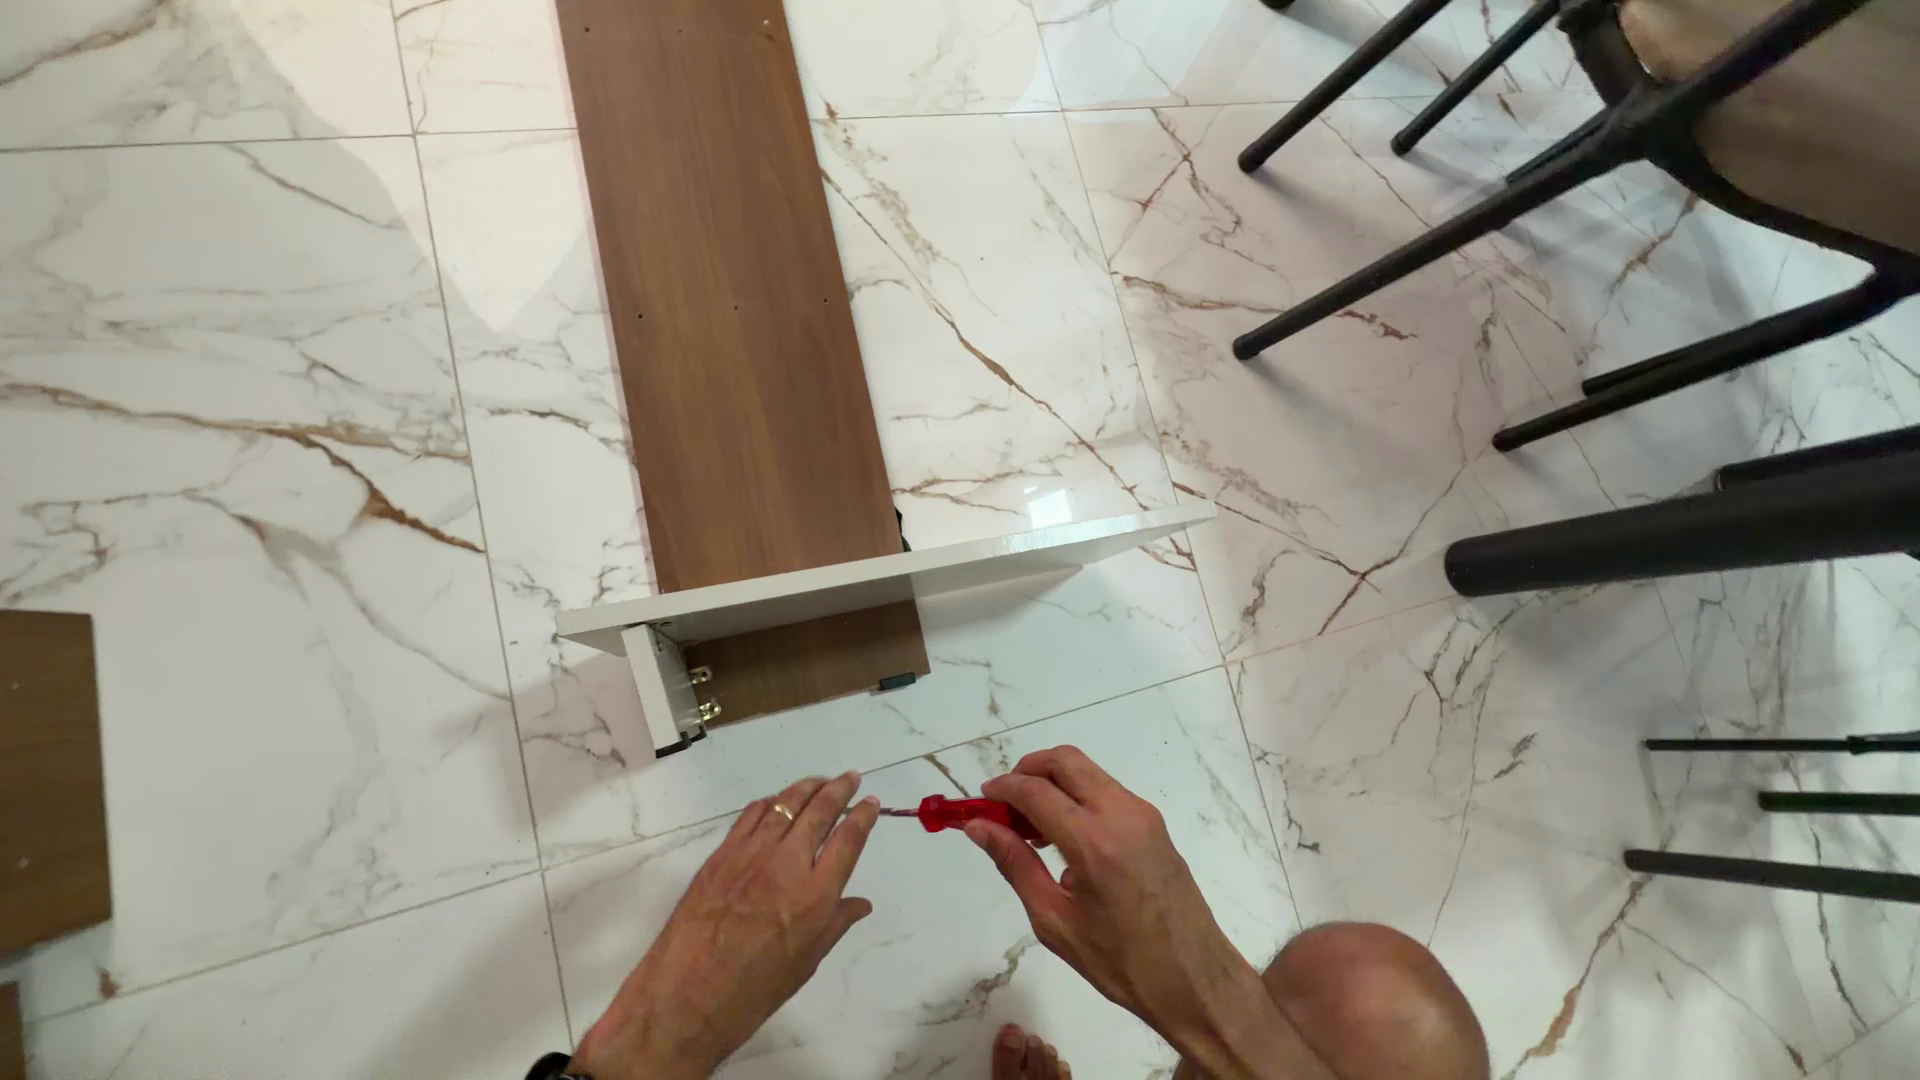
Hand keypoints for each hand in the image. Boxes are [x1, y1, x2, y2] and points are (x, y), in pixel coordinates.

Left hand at [574, 772, 881, 1079]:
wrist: (687, 998)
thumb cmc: (754, 989)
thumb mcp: (806, 962)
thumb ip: (836, 923)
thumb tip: (860, 903)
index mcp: (815, 895)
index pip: (849, 839)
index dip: (864, 815)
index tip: (872, 801)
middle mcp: (788, 864)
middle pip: (820, 810)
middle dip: (840, 789)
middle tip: (851, 777)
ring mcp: (752, 854)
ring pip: (786, 804)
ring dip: (808, 787)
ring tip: (820, 781)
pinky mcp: (723, 854)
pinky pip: (751, 815)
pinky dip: (771, 802)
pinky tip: (777, 802)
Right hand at [966, 748, 1332, 1079]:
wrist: (1196, 980)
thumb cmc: (1120, 962)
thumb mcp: (1055, 920)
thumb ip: (1015, 864)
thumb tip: (979, 826)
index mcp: (1094, 842)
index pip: (1036, 791)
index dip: (1003, 789)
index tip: (980, 800)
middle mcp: (1120, 814)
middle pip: (1064, 760)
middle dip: (1027, 770)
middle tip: (1005, 803)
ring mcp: (1142, 813)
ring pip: (1086, 771)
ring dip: (1052, 782)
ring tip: (1030, 825)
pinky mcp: (1153, 821)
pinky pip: (1105, 789)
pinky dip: (1076, 795)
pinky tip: (1063, 835)